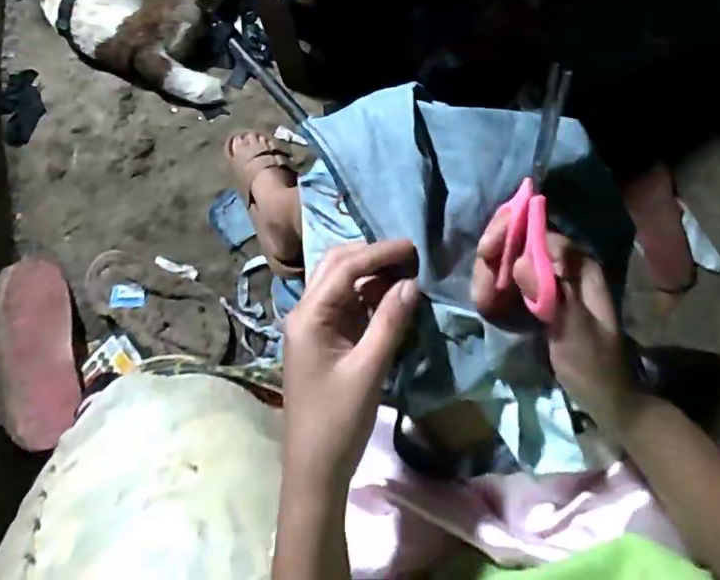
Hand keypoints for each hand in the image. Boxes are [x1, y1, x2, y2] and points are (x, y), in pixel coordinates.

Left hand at [281, 239, 421, 488]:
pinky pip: (347, 302)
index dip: (380, 252)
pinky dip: (369, 293)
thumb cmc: (338, 422)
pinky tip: (392, 296)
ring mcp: (314, 325)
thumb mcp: (369, 370)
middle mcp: (306, 312)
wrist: (314, 473)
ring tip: (406, 271)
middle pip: (338, 264)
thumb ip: (390, 322)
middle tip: (410, 257)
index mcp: (309, 316)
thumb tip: (411, 282)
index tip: (413, 247)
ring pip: (341, 281)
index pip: (345, 267)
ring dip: (371, 272)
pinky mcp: (325, 339)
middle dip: (372, 255)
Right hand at [471, 211, 639, 434]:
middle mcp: (563, 263)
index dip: (511, 234)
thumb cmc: (595, 366)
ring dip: (490, 272)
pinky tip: (487, 302)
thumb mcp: (577, 334)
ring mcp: (548, 277)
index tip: (487, 252)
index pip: (541, 233)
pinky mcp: (537, 292)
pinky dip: (493, 286)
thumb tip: (521, 263)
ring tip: (483, 301)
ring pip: (510, 256)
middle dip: (495, 254)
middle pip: (521, 238)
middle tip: (481, 286)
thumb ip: (553, 297)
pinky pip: (509, 276)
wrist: (604, 399)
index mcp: (580, 265)